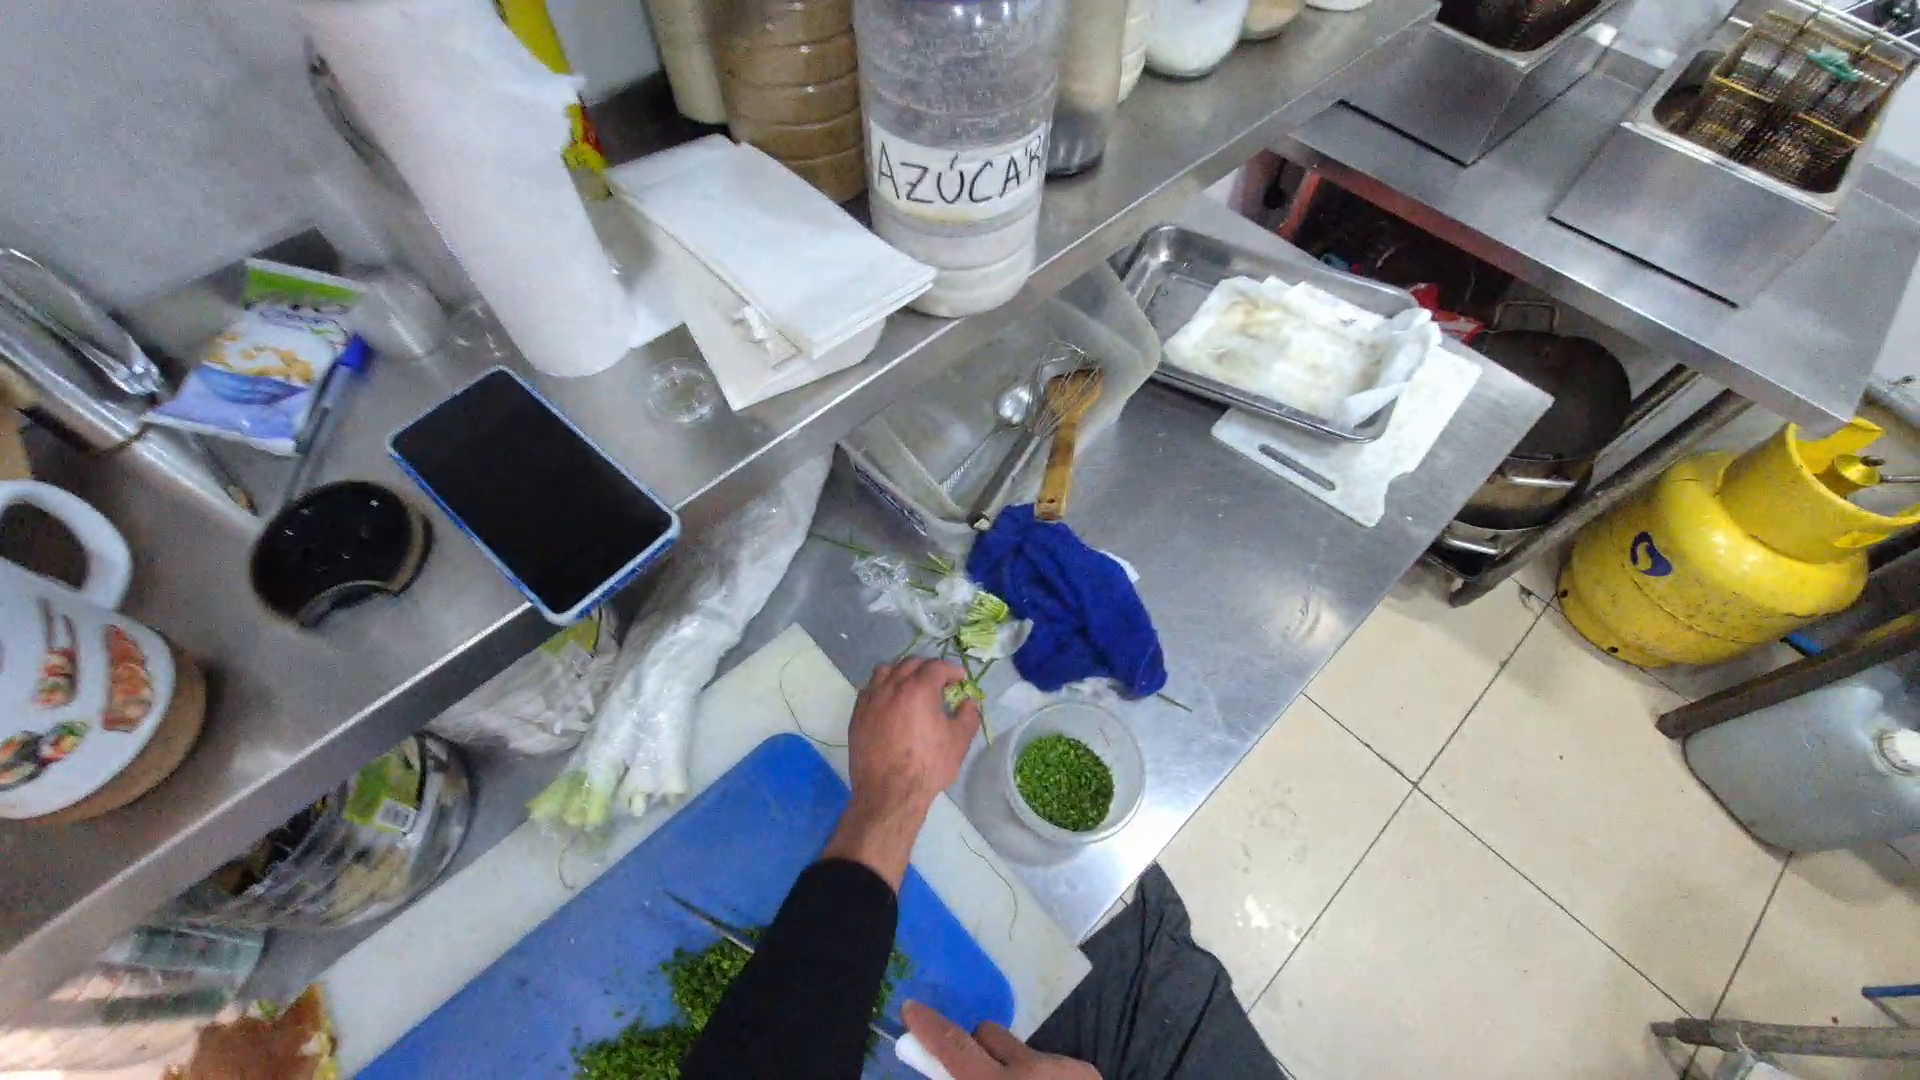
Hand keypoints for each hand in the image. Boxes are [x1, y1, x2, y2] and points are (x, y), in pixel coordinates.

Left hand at [823, 658, 980, 888]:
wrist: (889, 794)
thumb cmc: (927, 767)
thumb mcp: (958, 742)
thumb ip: (968, 716)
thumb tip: (970, 702)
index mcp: (918, 689)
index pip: (936, 667)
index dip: (952, 670)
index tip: (960, 680)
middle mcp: (892, 687)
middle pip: (910, 663)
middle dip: (928, 668)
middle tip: (940, 682)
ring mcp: (871, 700)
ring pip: (886, 671)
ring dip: (901, 673)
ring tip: (911, 687)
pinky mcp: (857, 715)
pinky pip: (869, 689)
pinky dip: (882, 688)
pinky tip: (890, 703)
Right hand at [903, 1003, 1099, 1079]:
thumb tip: (957, 1073)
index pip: (954, 1047)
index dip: (929, 1027)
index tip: (912, 1008)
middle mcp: (1027, 1071)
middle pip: (986, 1035)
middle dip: (973, 1047)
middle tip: (973, 1075)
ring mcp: (1061, 1068)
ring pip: (1021, 1052)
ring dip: (1013, 1071)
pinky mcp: (1086, 1072)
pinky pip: (1053, 1066)